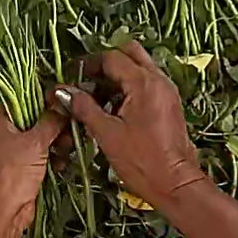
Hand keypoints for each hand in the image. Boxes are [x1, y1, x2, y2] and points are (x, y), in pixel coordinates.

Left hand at [0, 105, 65, 228]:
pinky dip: (49, 156)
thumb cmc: (12, 174)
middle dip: (52, 123)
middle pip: (29, 118)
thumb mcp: (35, 142)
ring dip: (54, 141)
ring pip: (35, 137)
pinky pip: (36, 155)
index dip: (40, 96)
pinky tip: (61, 161)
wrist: (2, 214)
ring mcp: (7, 151)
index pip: (18, 96)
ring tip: (68, 146)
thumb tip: (62, 103)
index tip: (60, 99)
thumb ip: (51, 120)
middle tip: (70, 126)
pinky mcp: (17, 168)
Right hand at [53, 41, 208, 208]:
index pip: (111, 58)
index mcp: (144, 82)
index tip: (71, 77)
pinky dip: (129, 88)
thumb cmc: (141, 160)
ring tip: (97, 98)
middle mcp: (159, 80)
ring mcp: (167, 91)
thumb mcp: (106, 133)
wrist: (174, 184)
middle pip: (129, 53)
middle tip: (87, 82)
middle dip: (105, 64)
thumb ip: (84, 107)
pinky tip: (113, 109)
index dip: (87, 64)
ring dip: (117, 76)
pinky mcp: (169, 104)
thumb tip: (63, 92)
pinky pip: (147, 84)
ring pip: (139, 67)